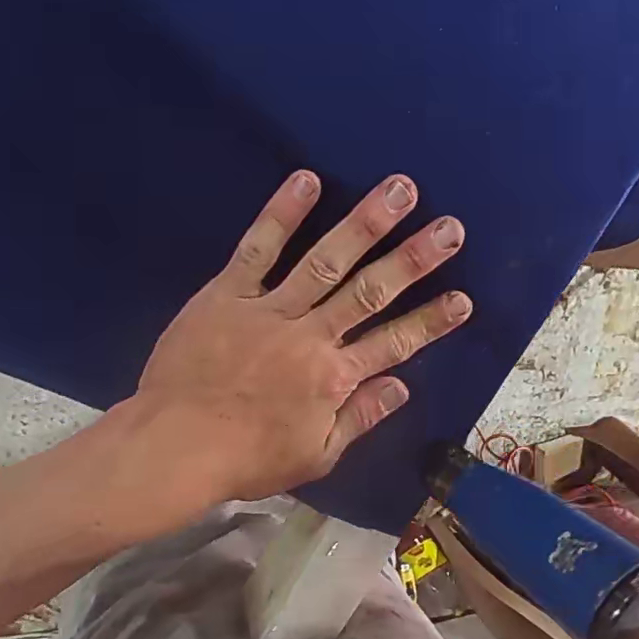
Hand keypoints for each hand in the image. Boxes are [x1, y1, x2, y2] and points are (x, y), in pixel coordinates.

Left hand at [134, 170, 471, 500]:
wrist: (175, 446)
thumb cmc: (247, 459)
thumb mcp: (315, 456)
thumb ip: (359, 418)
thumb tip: (402, 387)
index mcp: (334, 379)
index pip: (395, 344)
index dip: (432, 321)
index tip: (464, 297)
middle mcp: (311, 336)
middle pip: (370, 292)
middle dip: (413, 259)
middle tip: (450, 228)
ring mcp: (269, 310)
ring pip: (325, 260)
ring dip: (364, 223)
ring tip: (399, 189)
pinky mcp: (227, 294)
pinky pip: (258, 249)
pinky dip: (282, 214)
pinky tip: (307, 180)